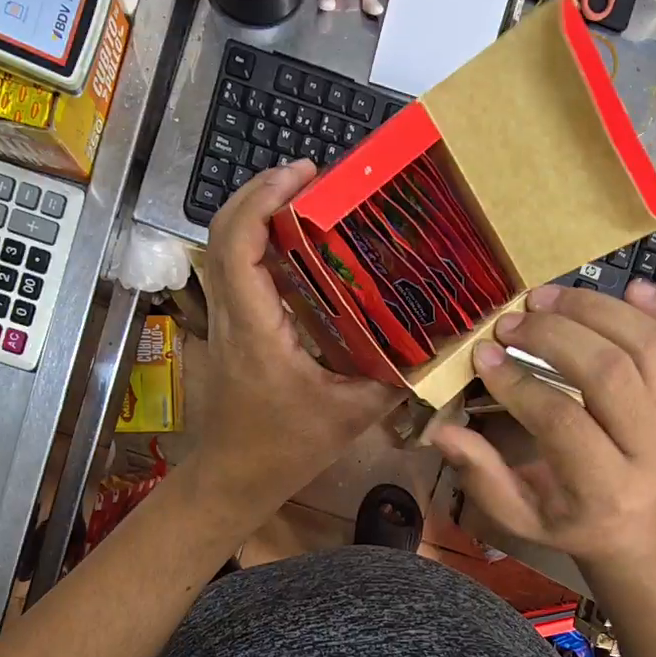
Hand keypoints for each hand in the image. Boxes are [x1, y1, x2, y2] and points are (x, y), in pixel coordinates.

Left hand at [196, 161, 404, 511]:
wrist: (231, 481)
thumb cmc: (282, 452)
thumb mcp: (346, 417)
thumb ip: (390, 380)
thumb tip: (432, 348)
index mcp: (254, 329)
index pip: (239, 243)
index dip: (264, 198)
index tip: (304, 175)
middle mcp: (230, 316)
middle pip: (223, 233)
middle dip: (261, 193)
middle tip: (311, 179)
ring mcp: (224, 324)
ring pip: (224, 251)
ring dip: (259, 218)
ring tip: (308, 205)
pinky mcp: (230, 334)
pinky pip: (237, 275)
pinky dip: (261, 249)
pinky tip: (299, 254)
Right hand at [429, 281, 655, 565]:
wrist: (629, 522)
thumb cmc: (566, 517)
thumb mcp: (517, 514)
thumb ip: (482, 476)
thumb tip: (441, 432)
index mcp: (604, 486)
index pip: (563, 421)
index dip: (519, 384)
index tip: (483, 358)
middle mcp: (650, 446)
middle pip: (610, 371)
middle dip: (553, 336)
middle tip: (510, 321)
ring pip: (648, 343)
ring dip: (595, 308)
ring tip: (546, 298)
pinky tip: (635, 290)